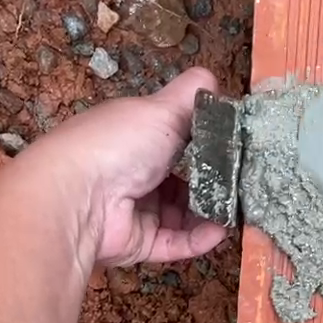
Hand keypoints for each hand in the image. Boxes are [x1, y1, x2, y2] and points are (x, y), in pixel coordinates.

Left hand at [16, 67, 228, 268]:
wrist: (80, 196)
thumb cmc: (119, 143)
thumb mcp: (161, 109)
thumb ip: (191, 97)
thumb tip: (213, 79)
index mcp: (135, 137)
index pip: (175, 142)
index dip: (204, 146)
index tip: (233, 150)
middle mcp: (135, 173)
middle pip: (182, 182)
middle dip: (212, 185)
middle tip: (242, 186)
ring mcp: (137, 211)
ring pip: (182, 216)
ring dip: (210, 215)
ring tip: (236, 211)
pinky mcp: (140, 244)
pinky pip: (175, 244)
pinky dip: (199, 239)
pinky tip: (220, 231)